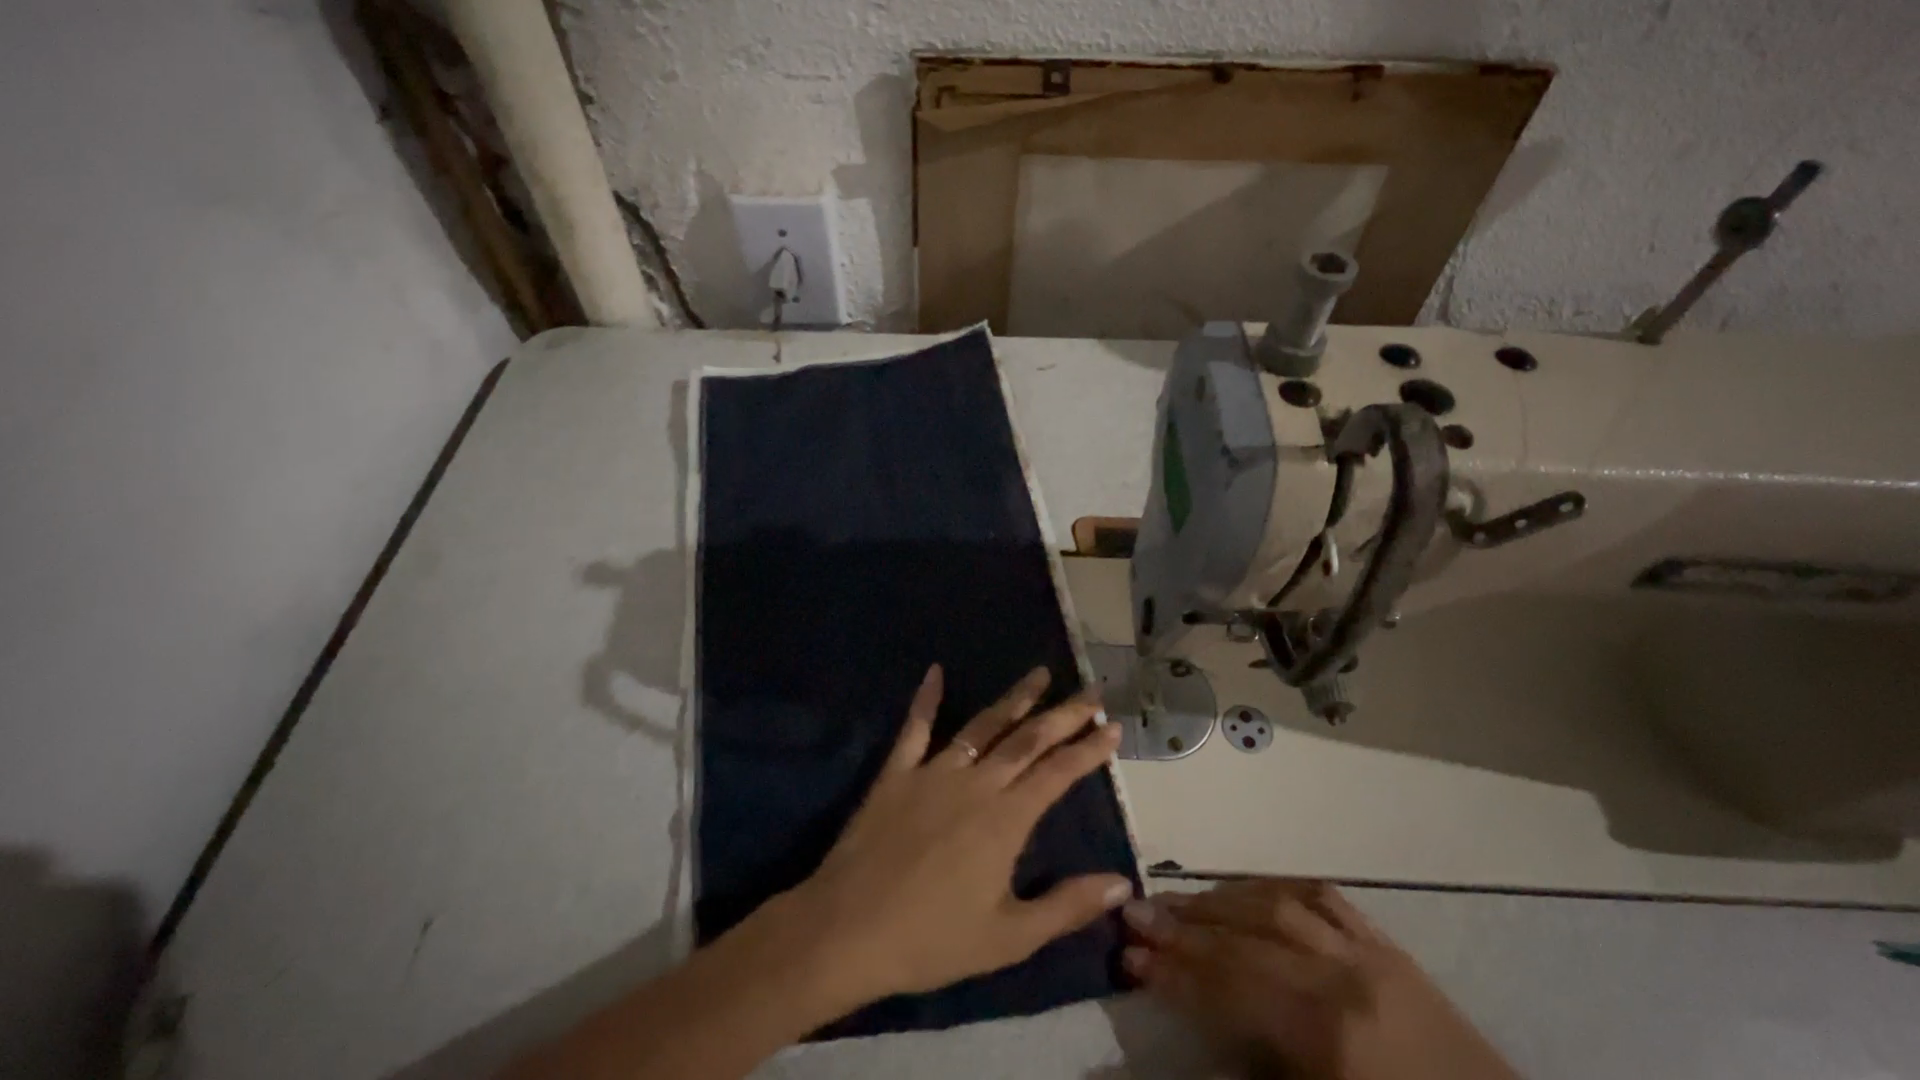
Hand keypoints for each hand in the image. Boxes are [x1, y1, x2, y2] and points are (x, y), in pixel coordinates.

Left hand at [775, 664, 1133, 1011]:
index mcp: (1006, 820)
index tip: (1113, 726)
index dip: (1089, 749)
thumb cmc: (932, 940)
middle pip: (1027, 740)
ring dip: (1013, 699)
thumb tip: (1122, 883)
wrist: (846, 931)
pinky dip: (926, 699)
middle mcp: (975, 784)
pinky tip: (935, 672)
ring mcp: (931, 774)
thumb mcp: (1009, 937)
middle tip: (1091, 690)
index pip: (1058, 773)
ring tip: (1039, 674)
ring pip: (981, 726)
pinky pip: (914, 729)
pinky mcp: (894, 776)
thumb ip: (1067, 907)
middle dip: (1063, 714)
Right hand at [1122, 881, 1518, 1079]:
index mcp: (1326, 1033)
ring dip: (1220, 899)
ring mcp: (1371, 956)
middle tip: (1133, 914)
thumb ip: (1246, 1063)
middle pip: (1245, 938)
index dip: (1173, 971)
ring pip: (1279, 904)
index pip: (1228, 986)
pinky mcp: (1391, 948)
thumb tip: (1189, 1031)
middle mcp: (1344, 979)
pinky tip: (1247, 890)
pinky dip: (1276, 888)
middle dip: (1183, 926)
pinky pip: (1325, 898)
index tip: (1127, 957)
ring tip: (1177, 900)